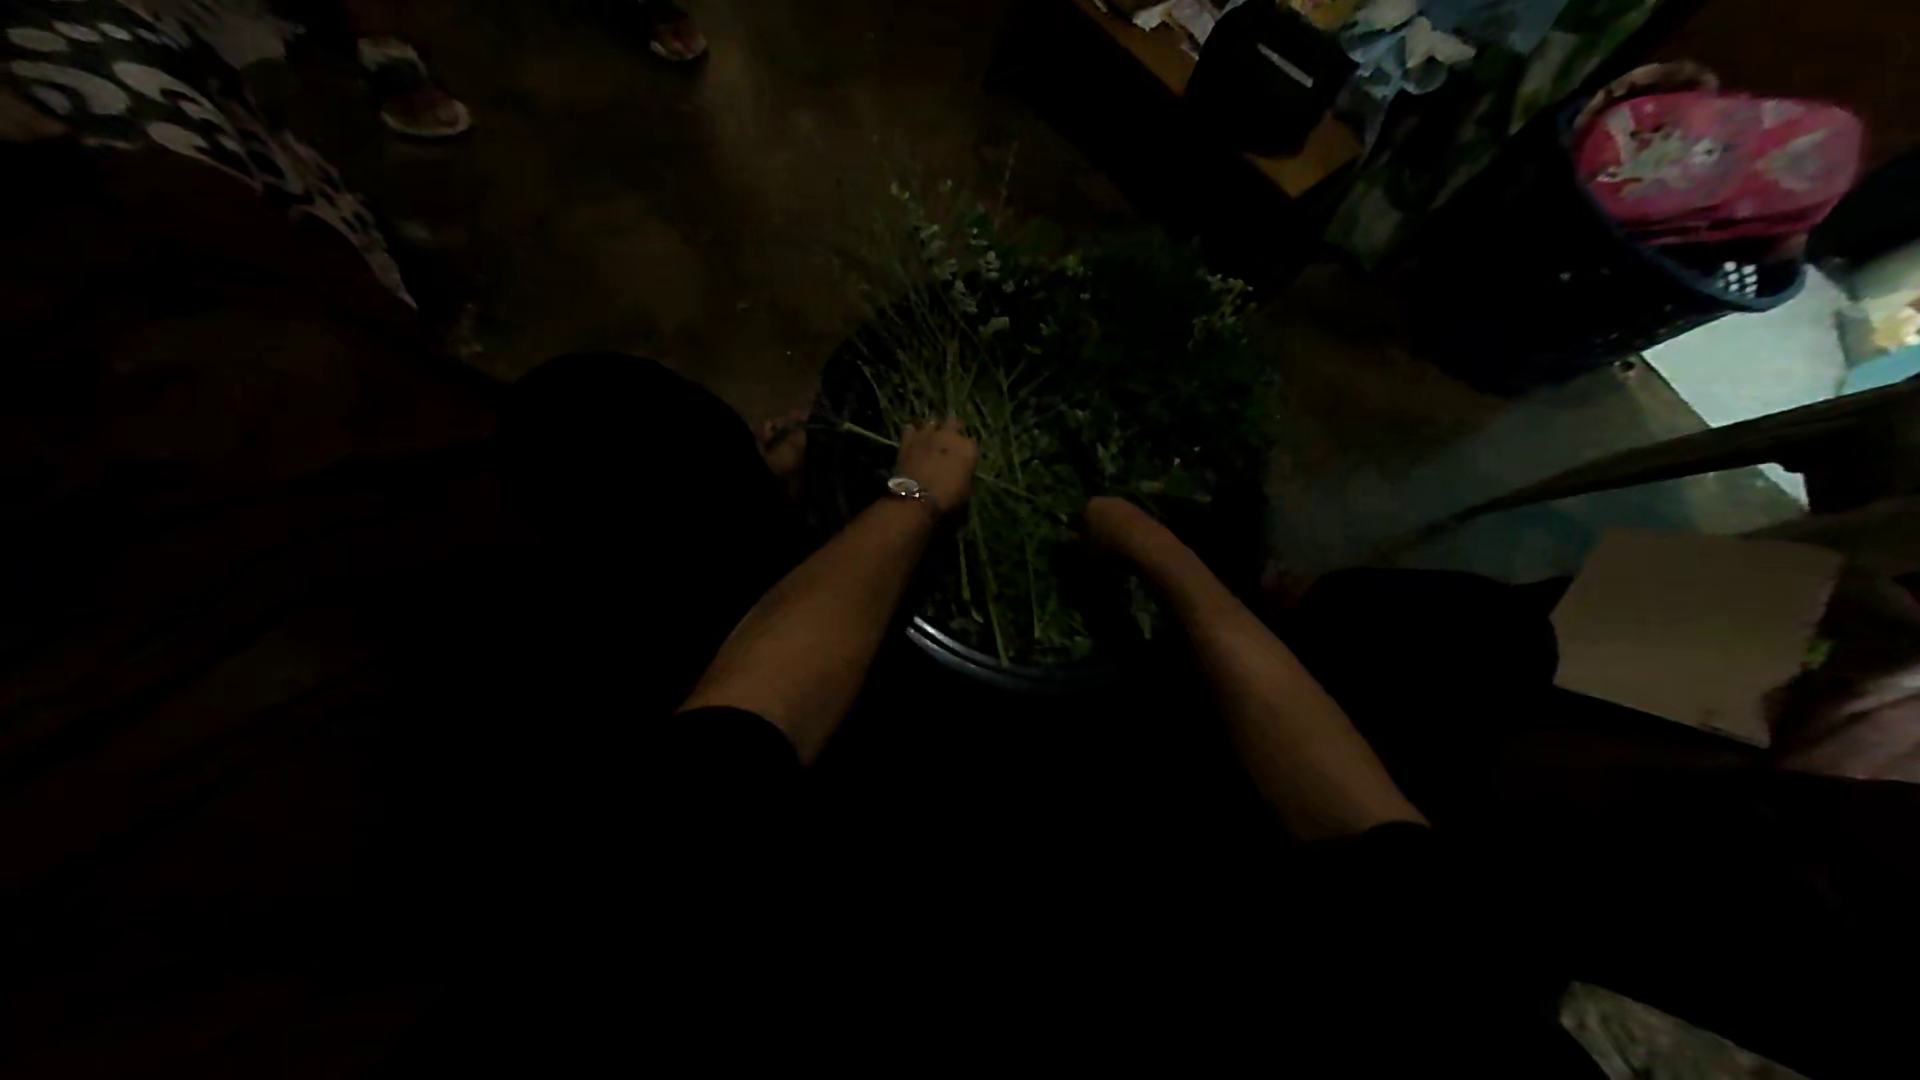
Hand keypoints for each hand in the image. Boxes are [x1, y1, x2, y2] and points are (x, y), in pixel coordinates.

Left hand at [893, 417, 977, 514]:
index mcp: (968, 447)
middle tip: (948, 441)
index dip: (967, 450)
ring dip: (932, 429)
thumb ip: (966, 475)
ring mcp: (928, 434)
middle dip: (951, 429)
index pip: (972, 442)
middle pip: (953, 422)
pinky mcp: (908, 438)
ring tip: (930, 438)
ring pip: (932, 422)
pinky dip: (912, 433)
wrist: (916, 496)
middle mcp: (949, 435)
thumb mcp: (966, 491)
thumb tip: (963, 472)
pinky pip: (910, 429)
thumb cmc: (947, 496)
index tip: (964, 457)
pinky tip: (912, 439)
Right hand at [1082, 496, 1178, 565]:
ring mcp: (1128, 505)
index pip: (1078, 518)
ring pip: (1114, 518)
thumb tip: (1074, 538)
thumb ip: (1075, 543)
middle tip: (1097, 546)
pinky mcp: (1144, 513)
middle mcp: (1108, 499)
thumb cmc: (1109, 547)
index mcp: (1090, 505)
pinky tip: (1128, 545)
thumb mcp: (1084, 550)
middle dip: (1096, 528)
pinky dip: (1126, 532)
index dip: (1078, 532)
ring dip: (1112, 529)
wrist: (1147, 546)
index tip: (1081, 545)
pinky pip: (1128, 523)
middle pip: (1097, 515)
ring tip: (1114, 547)